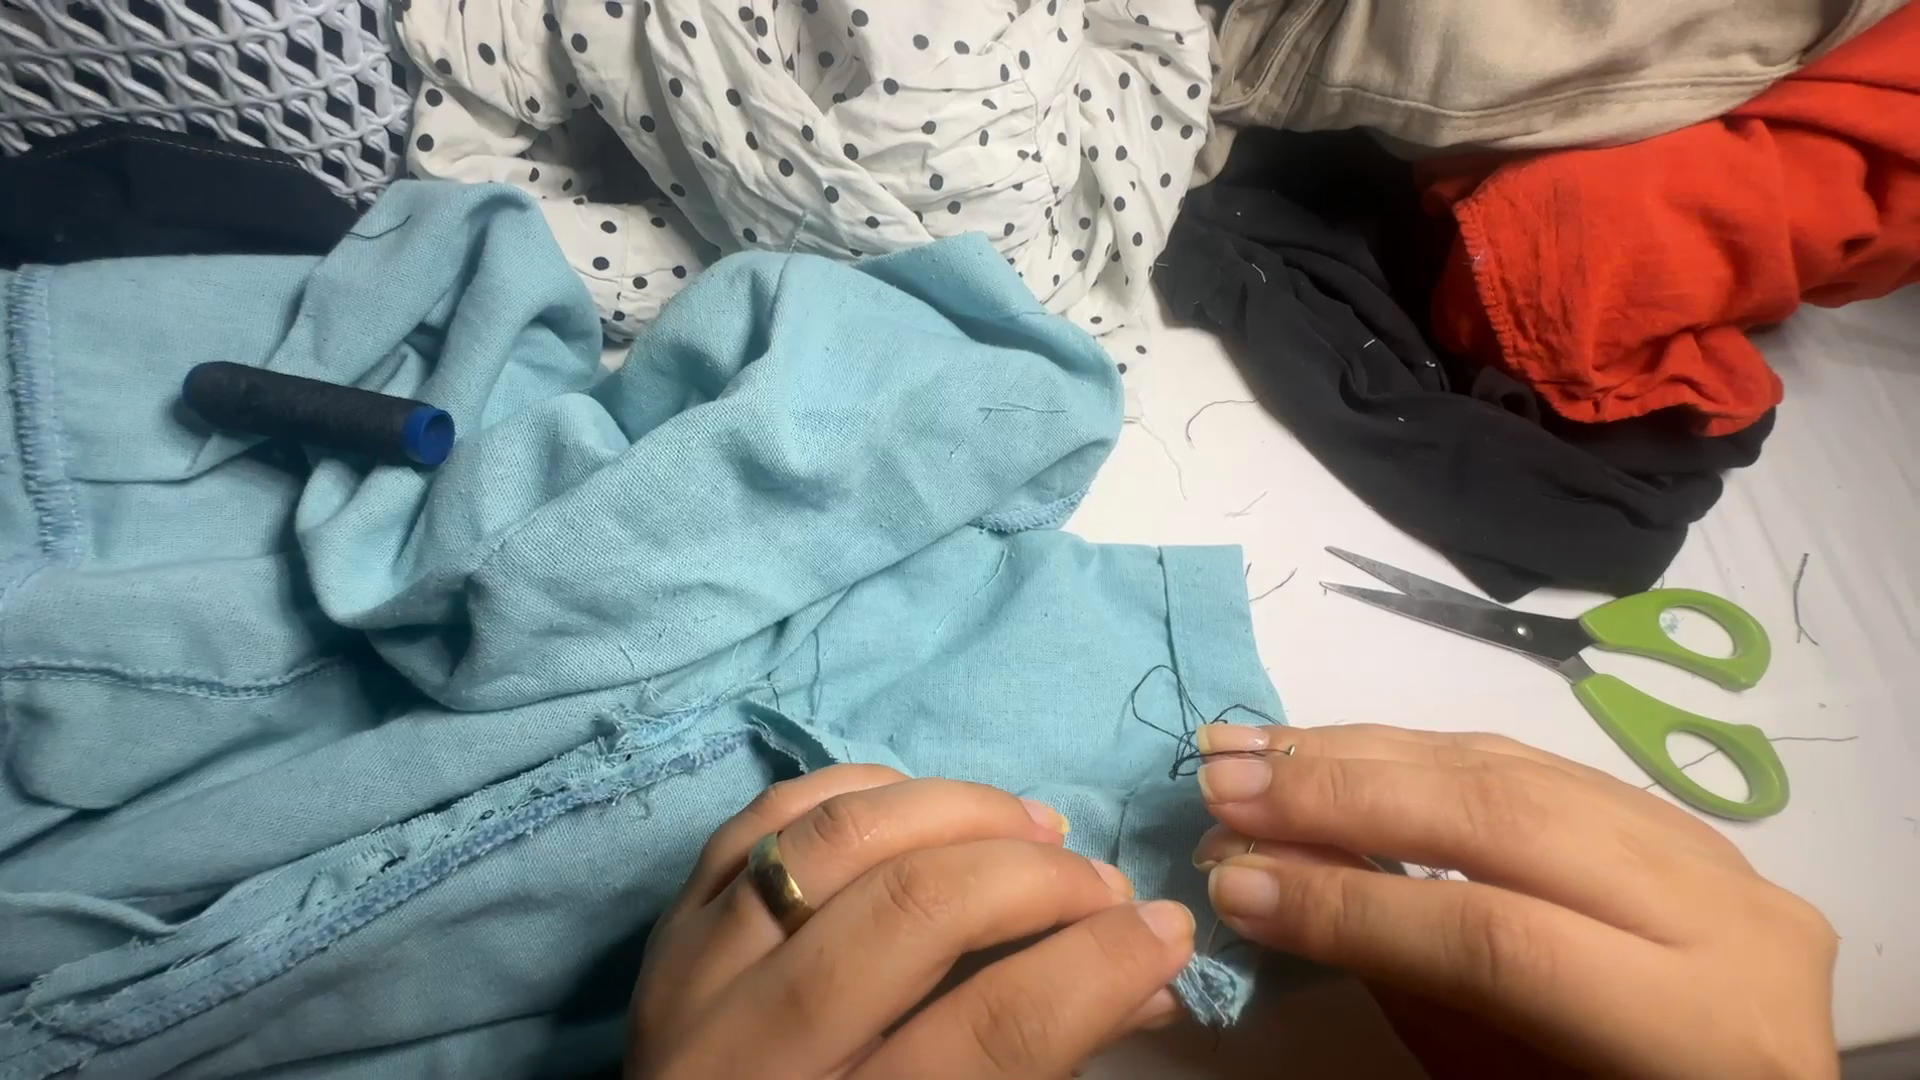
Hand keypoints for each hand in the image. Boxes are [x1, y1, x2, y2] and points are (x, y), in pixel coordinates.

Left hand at [629, 765, 1196, 1078]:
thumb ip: (1045, 1061)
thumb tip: (1149, 970)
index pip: (989, 1037)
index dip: (1094, 970)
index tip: (1164, 925)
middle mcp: (742, 1052)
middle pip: (908, 912)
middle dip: (1028, 879)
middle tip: (1096, 876)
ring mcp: (692, 972)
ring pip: (836, 839)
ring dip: (952, 809)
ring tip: (1028, 820)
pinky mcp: (671, 920)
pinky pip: (768, 815)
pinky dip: (854, 786)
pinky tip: (916, 794)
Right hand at [1189, 724, 1838, 1079]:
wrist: (1705, 1066)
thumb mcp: (1486, 1064)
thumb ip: (1386, 958)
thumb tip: (1258, 869)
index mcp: (1706, 1028)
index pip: (1497, 938)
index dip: (1349, 904)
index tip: (1229, 886)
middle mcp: (1714, 910)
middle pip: (1495, 818)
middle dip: (1335, 798)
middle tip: (1221, 788)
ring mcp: (1678, 834)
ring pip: (1486, 762)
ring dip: (1341, 751)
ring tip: (1241, 748)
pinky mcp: (1627, 794)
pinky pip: (1490, 748)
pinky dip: (1383, 743)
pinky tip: (1313, 741)